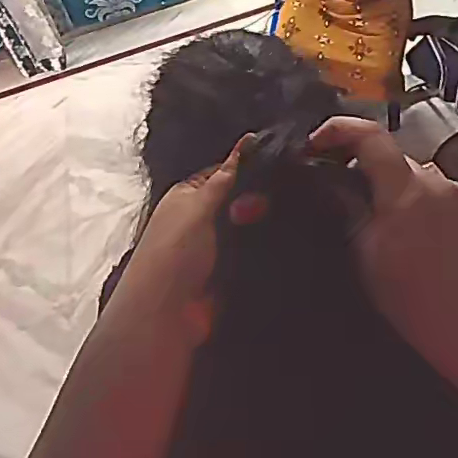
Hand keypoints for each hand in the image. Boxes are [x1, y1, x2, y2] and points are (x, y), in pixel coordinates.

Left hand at [110, 138, 266, 341]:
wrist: (165, 316)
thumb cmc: (174, 252)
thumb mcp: (199, 206)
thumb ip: (225, 179)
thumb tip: (247, 141)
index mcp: (187, 197)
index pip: (223, 174)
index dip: (247, 169)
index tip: (281, 167)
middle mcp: (199, 219)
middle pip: (238, 202)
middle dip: (256, 202)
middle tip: (279, 202)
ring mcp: (213, 249)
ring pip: (248, 230)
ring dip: (262, 229)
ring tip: (292, 220)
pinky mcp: (227, 275)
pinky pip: (251, 257)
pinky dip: (263, 253)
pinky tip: (286, 245)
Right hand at [307, 118, 457, 378]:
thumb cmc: (426, 308)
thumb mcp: (370, 261)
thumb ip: (350, 211)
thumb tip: (330, 183)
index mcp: (407, 188)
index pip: (368, 134)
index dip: (337, 129)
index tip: (315, 144)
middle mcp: (438, 183)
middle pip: (391, 158)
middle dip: (363, 171)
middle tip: (342, 198)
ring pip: (413, 180)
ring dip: (391, 193)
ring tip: (381, 233)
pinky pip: (437, 198)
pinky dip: (417, 209)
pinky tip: (416, 246)